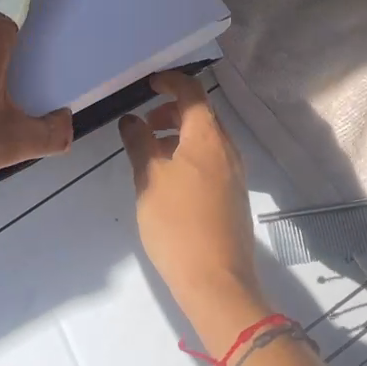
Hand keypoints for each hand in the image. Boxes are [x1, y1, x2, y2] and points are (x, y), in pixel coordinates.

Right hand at [118, 70, 260, 304]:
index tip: (149, 83)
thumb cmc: (178, 225)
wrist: (218, 283)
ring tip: (152, 154)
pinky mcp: (234, 197)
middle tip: (144, 124)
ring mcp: (235, 174)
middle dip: (172, 111)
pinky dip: (190, 155)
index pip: (192, 92)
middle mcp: (227, 149)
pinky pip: (211, 160)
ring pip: (206, 139)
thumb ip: (140, 143)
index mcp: (207, 137)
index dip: (170, 82)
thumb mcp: (149, 180)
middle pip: (201, 115)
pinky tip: (170, 181)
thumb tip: (132, 119)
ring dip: (180, 135)